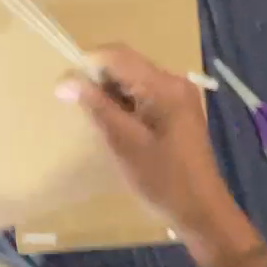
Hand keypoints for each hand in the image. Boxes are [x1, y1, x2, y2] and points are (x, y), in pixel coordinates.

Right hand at [58, 45, 242, 238]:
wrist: (201, 211)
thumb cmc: (163, 179)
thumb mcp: (124, 142)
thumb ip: (96, 106)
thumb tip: (65, 80)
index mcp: (164, 85)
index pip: (118, 55)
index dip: (87, 64)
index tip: (64, 88)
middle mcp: (174, 82)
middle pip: (127, 65)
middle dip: (98, 81)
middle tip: (77, 108)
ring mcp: (179, 96)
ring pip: (134, 80)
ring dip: (110, 94)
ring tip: (94, 120)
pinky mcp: (178, 111)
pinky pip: (144, 95)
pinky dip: (125, 105)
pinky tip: (115, 127)